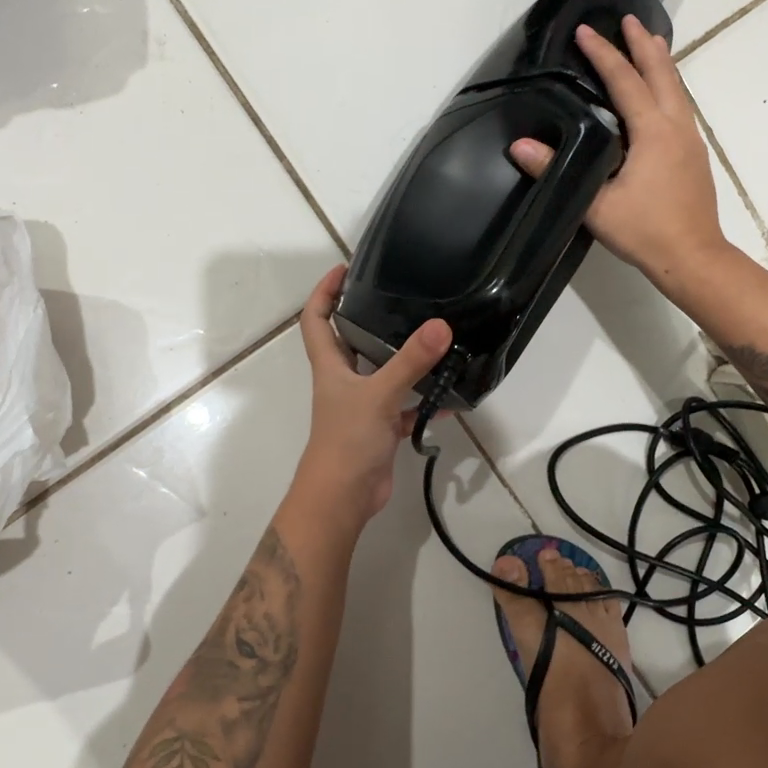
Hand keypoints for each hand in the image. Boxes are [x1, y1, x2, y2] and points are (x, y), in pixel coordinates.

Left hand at [294, 265, 452, 522]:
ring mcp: (361, 407)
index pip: (316, 319)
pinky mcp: (380, 430)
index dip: (325, 292)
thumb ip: (410, 361)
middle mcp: (343, 381)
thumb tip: (441, 326)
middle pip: (351, 341)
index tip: (345, 269)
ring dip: (403, 359)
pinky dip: (424, 402)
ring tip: (434, 337)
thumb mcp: (379, 394)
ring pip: (382, 374)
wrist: (342, 498)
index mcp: (330, 366)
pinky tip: (450, 397)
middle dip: (368, 318)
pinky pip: (404, 408)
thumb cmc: (346, 440)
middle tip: (401, 296)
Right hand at [510, 16, 728, 276]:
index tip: (586, 31)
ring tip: (652, 43)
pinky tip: (662, 96)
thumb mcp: (596, 204)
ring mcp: (690, 141)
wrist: (692, 257)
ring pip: (677, 89)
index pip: (625, 82)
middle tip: (629, 20)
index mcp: (653, 132)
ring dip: (661, 63)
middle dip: (643, 45)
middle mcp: (676, 127)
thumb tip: (520, 147)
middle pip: (661, 74)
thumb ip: (557, 171)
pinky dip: (669, 87)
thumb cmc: (644, 231)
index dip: (604, 55)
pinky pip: (680, 107)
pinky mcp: (694, 157)